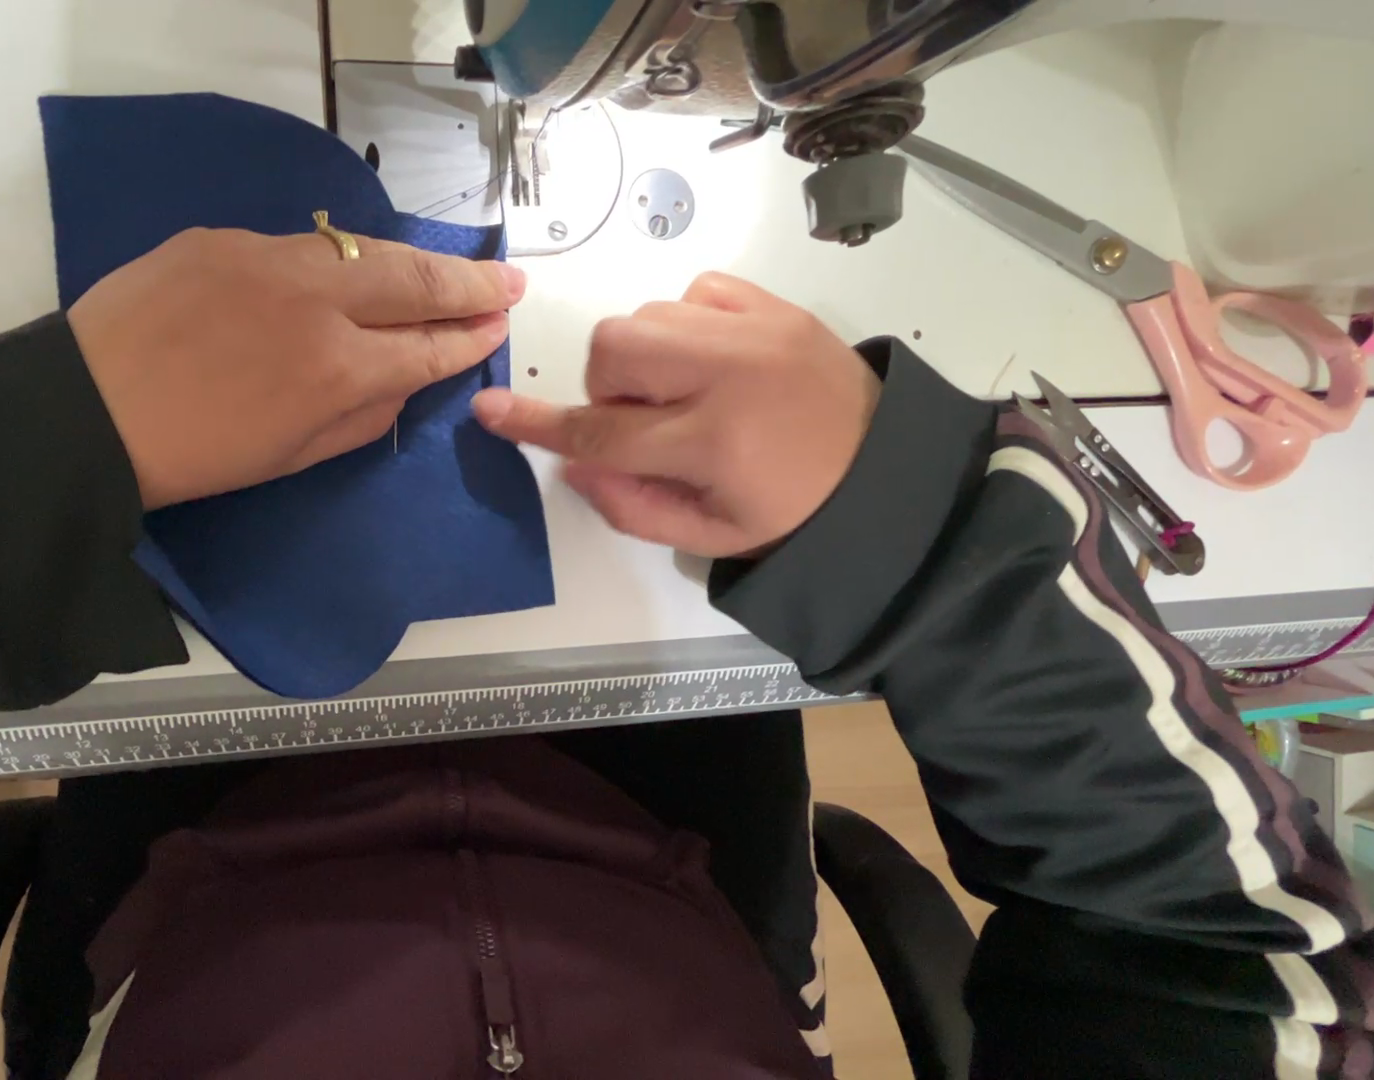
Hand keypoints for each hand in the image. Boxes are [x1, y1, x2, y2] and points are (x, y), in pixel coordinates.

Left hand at [69, 226, 523, 508]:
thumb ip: (367, 416)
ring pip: (365, 251)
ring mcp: (269, 258)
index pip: (426, 347)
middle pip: (415, 282)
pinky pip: (303, 249)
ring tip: (450, 272)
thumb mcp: (297, 458)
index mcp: (336, 371)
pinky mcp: (225, 237)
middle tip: (506, 282)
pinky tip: (353, 275)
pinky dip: (342, 264)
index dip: (468, 339)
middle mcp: (316, 303)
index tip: (497, 328)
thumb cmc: (199, 456)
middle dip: (469, 285)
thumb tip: (408, 379)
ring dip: (416, 264)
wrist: (88, 411)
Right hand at [470, 272, 880, 557]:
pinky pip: (693, 290)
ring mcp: (757, 329)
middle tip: (641, 418)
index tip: (489, 410)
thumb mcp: (706, 536)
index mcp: (714, 443)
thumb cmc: (787, 513)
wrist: (884, 470)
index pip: (602, 431)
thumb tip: (572, 460)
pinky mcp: (775, 303)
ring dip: (642, 357)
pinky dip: (682, 325)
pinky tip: (709, 360)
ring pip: (646, 315)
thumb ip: (629, 505)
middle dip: (606, 384)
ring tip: (681, 392)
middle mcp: (730, 373)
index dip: (538, 425)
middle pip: (615, 346)